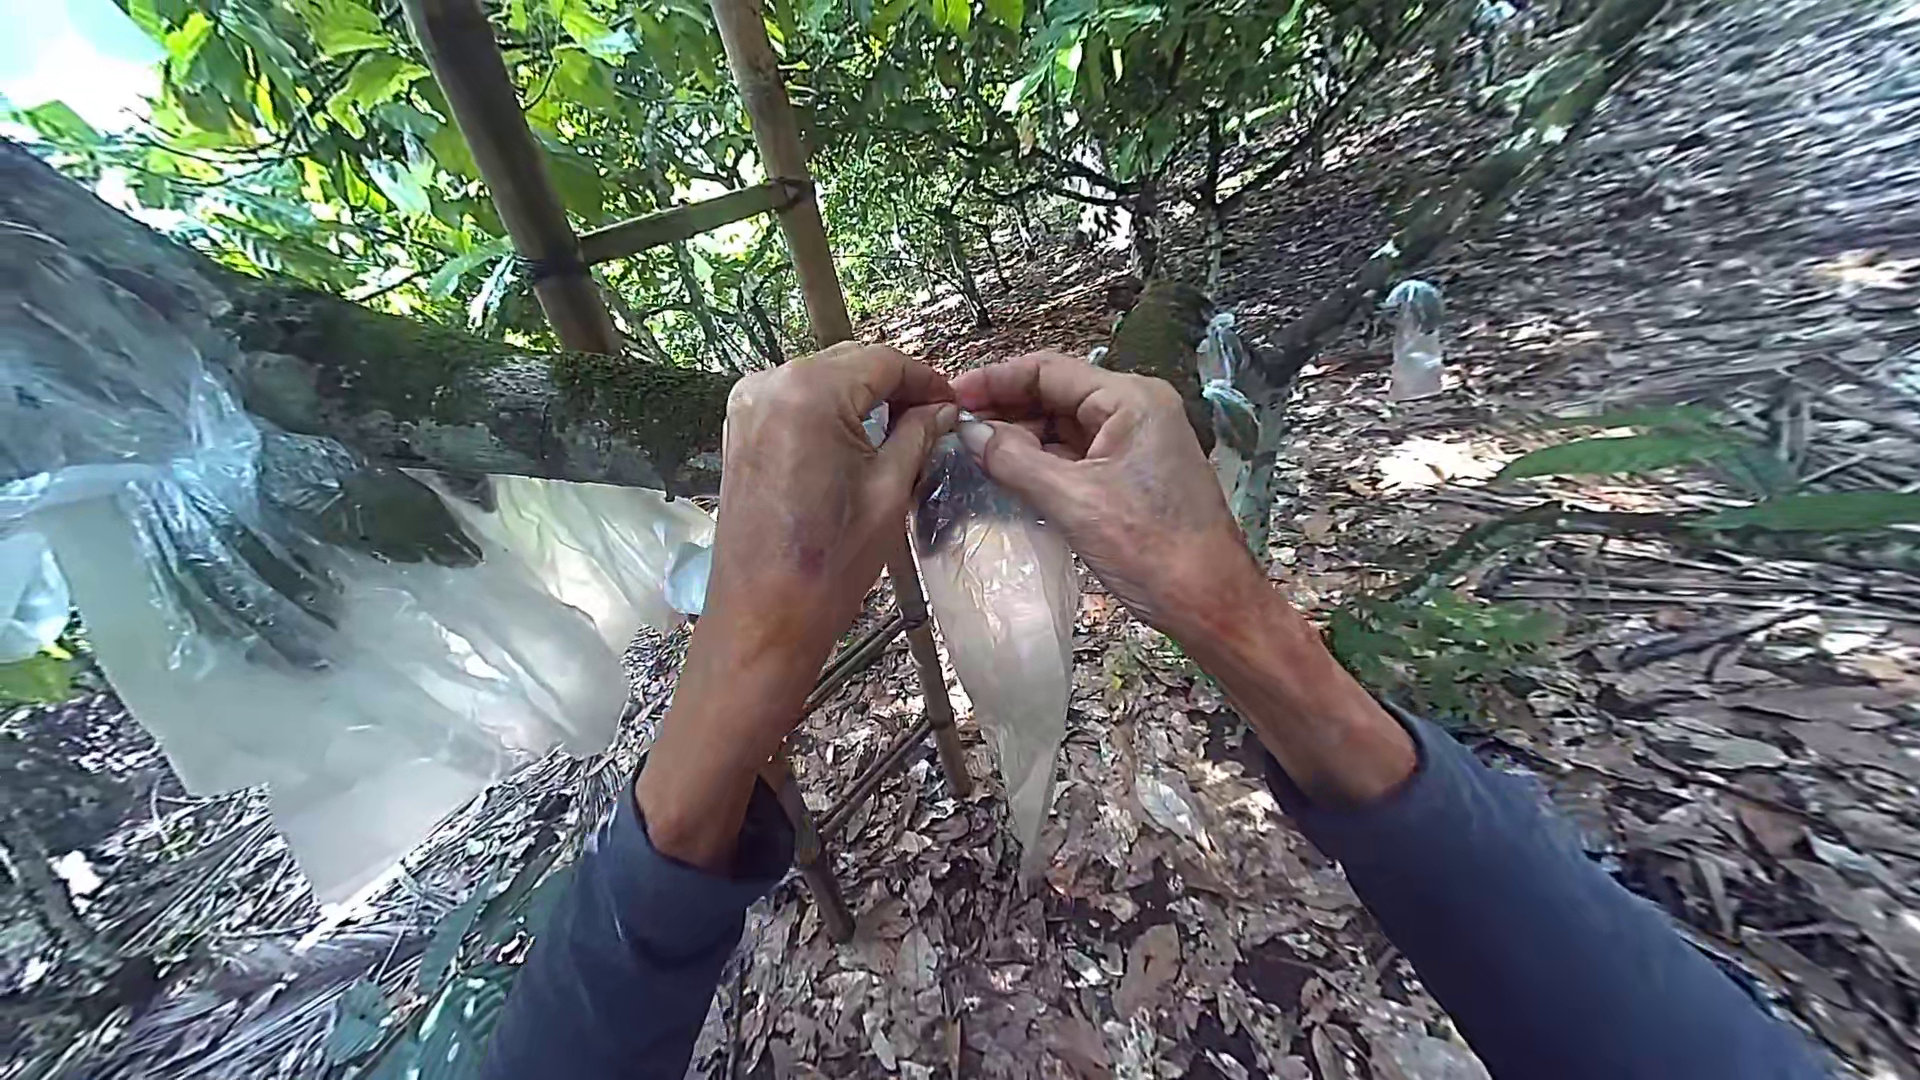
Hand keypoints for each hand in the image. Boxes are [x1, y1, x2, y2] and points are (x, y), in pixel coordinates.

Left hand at [639, 343, 955, 867]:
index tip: (953, 404)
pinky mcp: (740, 430)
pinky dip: (832, 411)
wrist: (762, 620)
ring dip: (865, 398)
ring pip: (824, 380)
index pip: (882, 360)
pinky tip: (858, 440)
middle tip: (934, 418)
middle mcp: (768, 382)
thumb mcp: (890, 492)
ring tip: (902, 431)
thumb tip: (943, 408)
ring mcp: (746, 405)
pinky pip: (797, 401)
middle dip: (896, 386)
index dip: (926, 378)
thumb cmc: (833, 563)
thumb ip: (919, 434)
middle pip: (850, 363)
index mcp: (808, 392)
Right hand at [954, 351, 1413, 804]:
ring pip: (1062, 428)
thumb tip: (967, 432)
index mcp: (1130, 400)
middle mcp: (1134, 410)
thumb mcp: (1074, 502)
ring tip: (972, 452)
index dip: (995, 380)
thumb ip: (1014, 461)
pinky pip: (1075, 456)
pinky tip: (1006, 472)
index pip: (1049, 370)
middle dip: (1005, 410)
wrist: (1210, 603)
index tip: (951, 396)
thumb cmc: (1149, 549)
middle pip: (1055, 395)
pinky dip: (1040, 462)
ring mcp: (1134, 442)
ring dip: (1019, 438)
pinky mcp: (1129, 473)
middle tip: (954, 429)